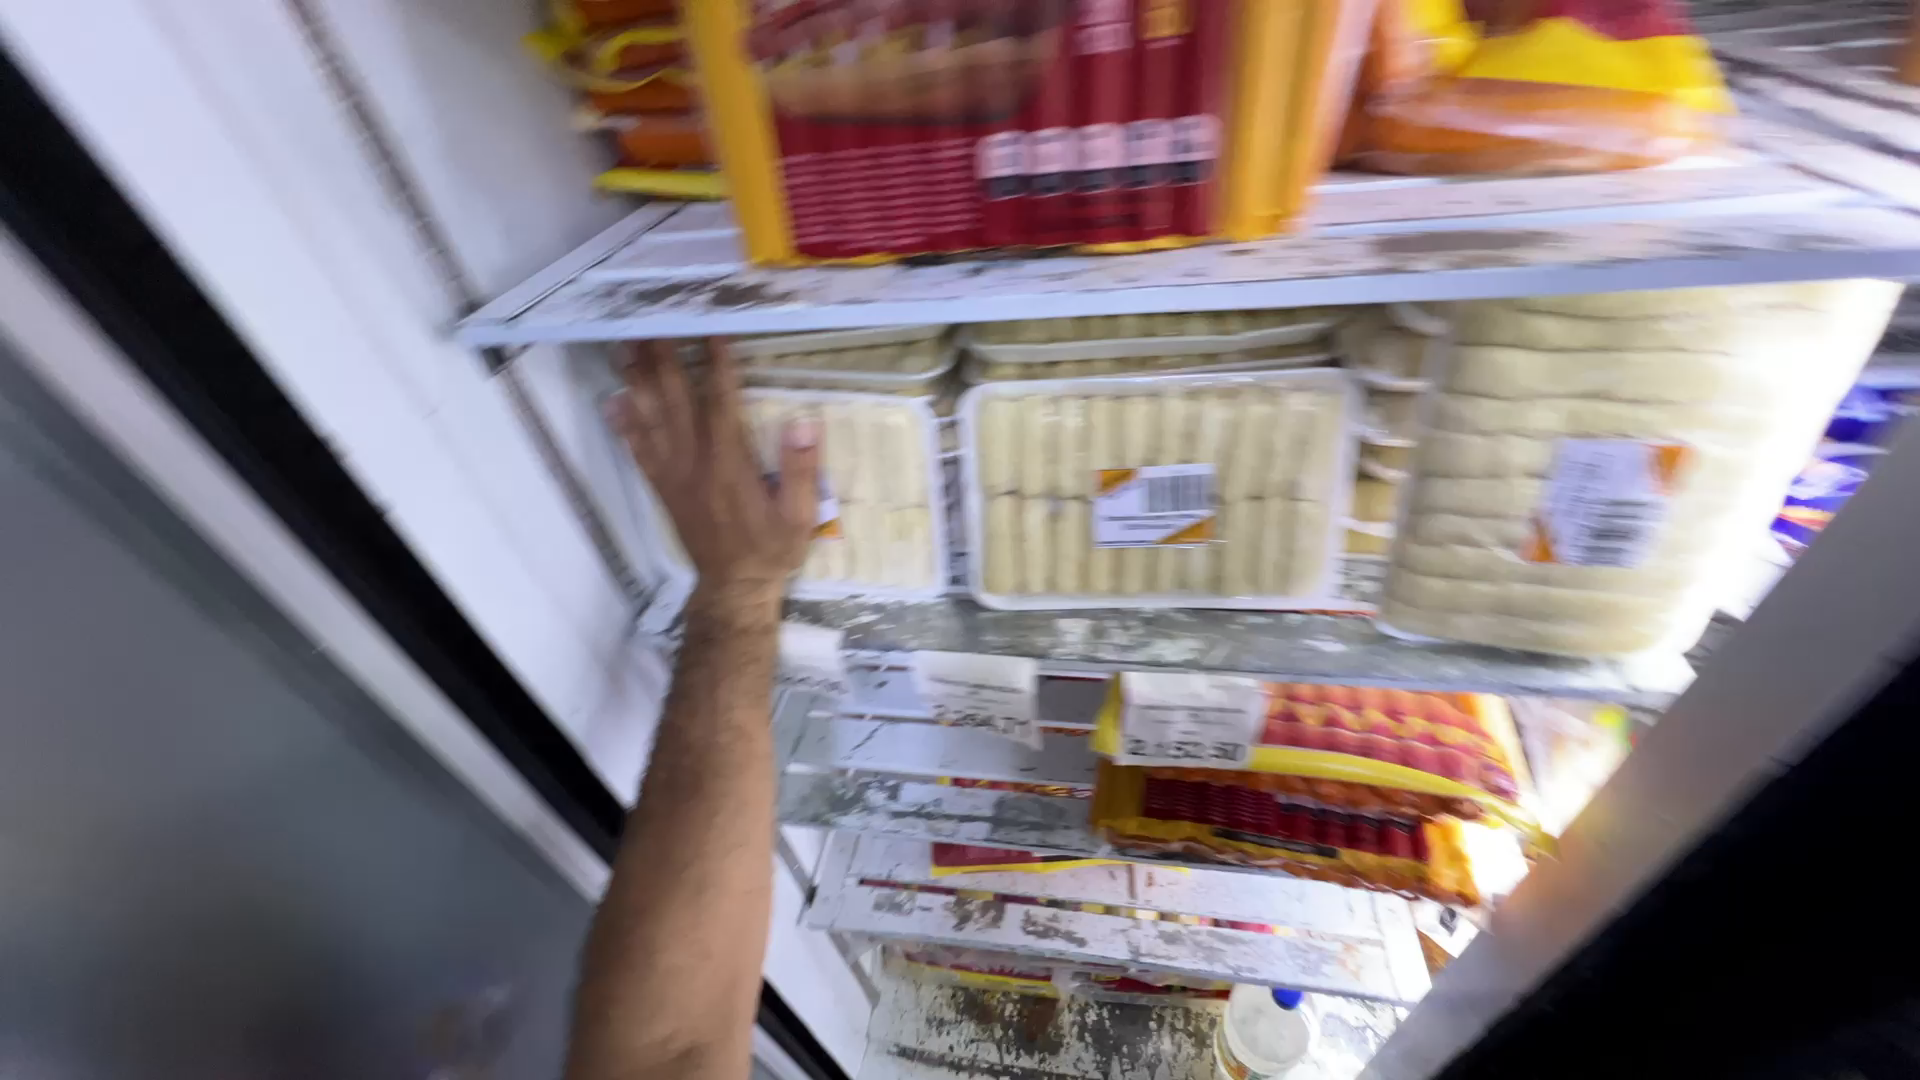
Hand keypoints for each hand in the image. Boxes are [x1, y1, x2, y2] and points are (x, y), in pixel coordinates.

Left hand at [605, 339, 820, 619]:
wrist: (733, 587)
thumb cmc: (771, 550)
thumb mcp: (799, 515)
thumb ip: (800, 470)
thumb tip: (803, 422)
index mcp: (729, 464)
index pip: (720, 402)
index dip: (716, 364)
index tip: (710, 330)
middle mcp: (694, 462)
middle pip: (674, 400)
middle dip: (664, 358)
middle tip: (653, 320)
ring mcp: (673, 475)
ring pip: (650, 419)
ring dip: (638, 379)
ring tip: (627, 345)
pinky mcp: (662, 488)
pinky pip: (638, 450)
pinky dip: (625, 423)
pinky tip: (615, 399)